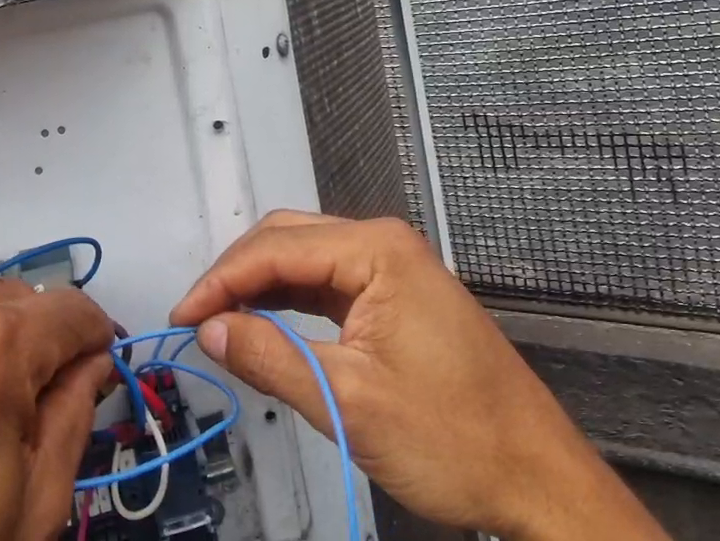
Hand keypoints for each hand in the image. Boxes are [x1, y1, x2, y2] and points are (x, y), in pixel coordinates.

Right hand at [170, 210, 667, 540]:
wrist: (538, 478)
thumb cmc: (453, 439)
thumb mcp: (348, 401)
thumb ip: (270, 357)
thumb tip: (209, 328)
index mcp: (377, 250)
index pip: (276, 248)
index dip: (220, 281)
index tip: (181, 318)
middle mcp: (385, 244)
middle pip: (288, 240)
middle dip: (236, 274)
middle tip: (196, 318)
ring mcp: (394, 269)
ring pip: (305, 259)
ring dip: (259, 286)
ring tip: (219, 322)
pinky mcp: (398, 298)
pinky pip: (328, 284)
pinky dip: (289, 301)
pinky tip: (264, 324)